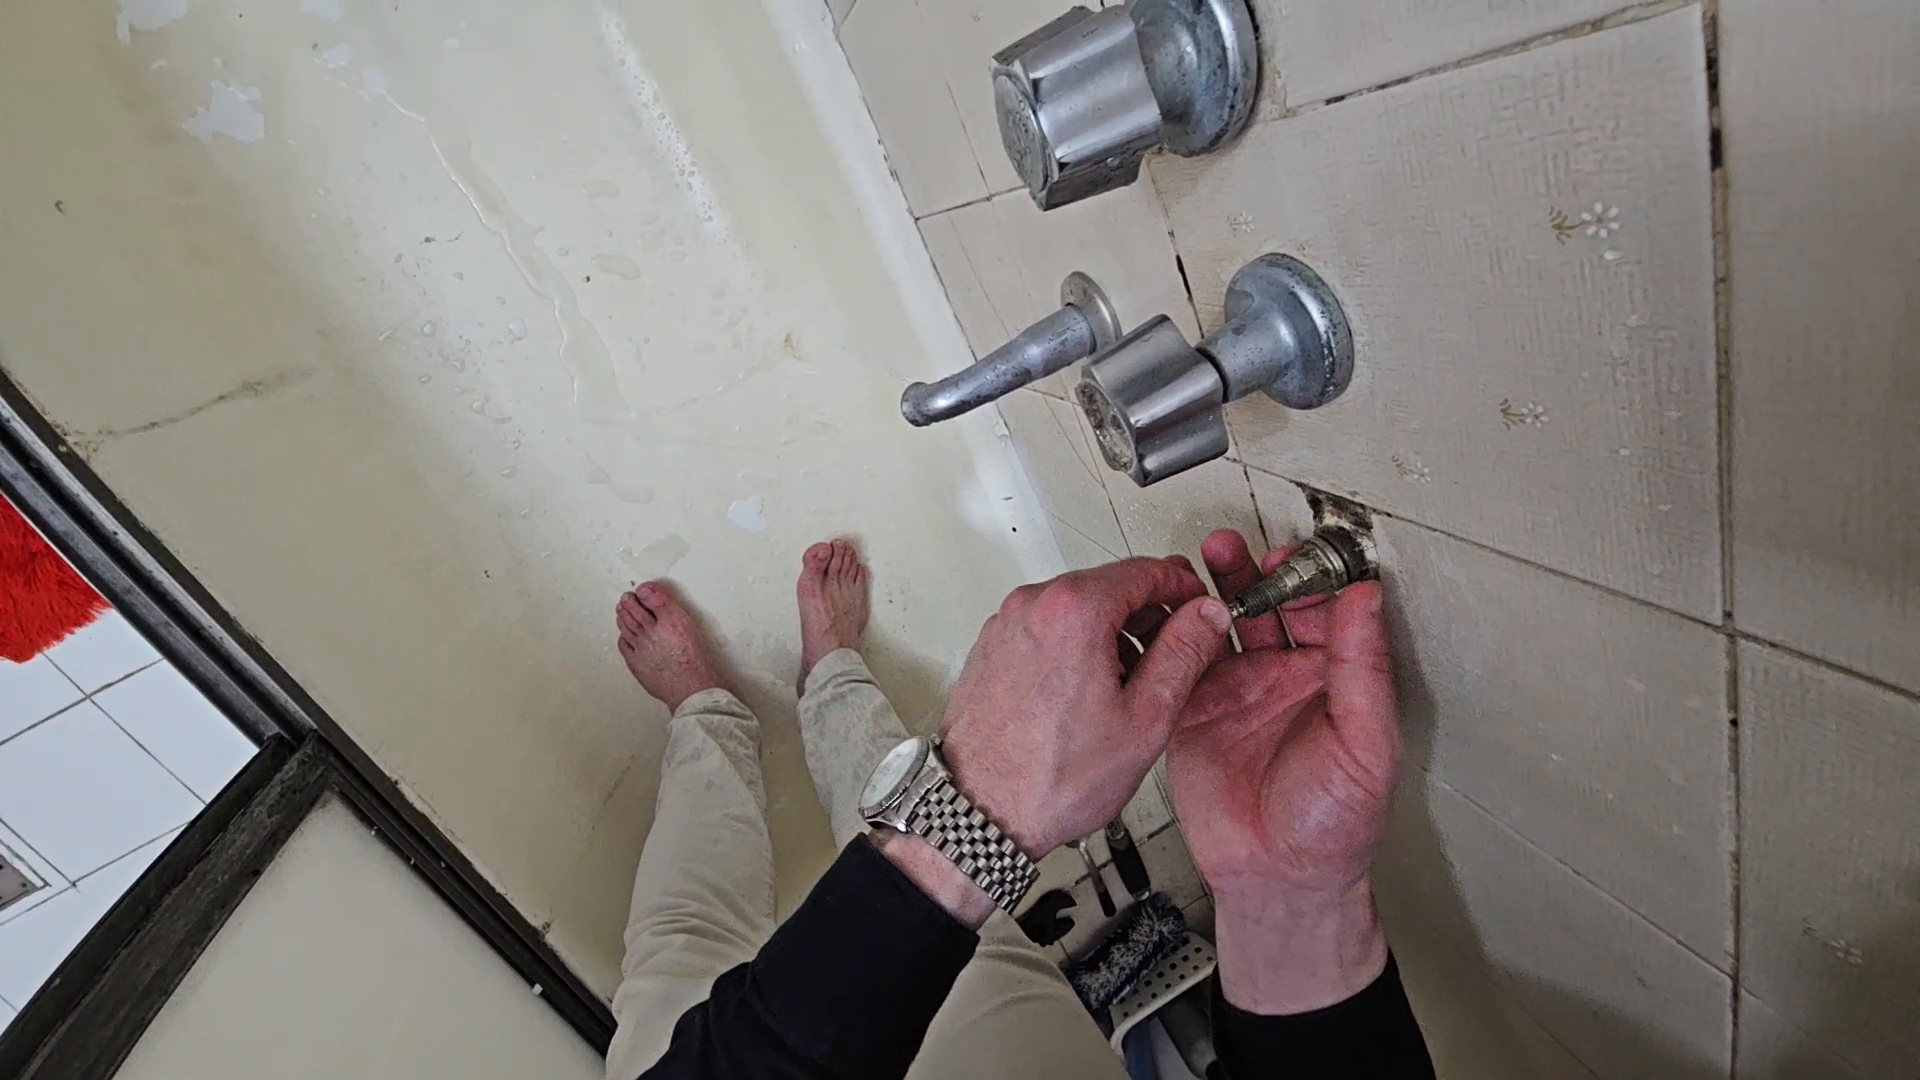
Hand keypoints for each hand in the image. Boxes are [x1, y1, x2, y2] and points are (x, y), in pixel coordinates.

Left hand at [938, 557, 1233, 859]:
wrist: (980, 808)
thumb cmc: (1054, 776)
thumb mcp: (1145, 717)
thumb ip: (1184, 653)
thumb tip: (1205, 615)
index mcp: (1073, 610)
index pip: (1144, 570)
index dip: (1182, 586)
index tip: (1199, 606)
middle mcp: (1033, 604)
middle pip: (1108, 584)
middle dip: (1149, 611)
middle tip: (1178, 647)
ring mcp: (1007, 623)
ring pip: (1077, 606)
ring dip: (1113, 629)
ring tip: (1136, 679)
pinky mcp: (994, 644)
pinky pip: (1048, 626)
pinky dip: (1077, 642)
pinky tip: (1092, 687)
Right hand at [1166, 529, 1400, 1013]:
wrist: (1271, 875)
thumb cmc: (1331, 826)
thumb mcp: (1364, 745)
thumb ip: (1362, 669)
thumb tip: (1366, 599)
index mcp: (1330, 680)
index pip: (1323, 610)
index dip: (1310, 576)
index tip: (1296, 552)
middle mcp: (1281, 676)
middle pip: (1266, 607)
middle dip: (1253, 571)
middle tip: (1237, 548)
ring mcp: (1234, 688)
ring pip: (1221, 624)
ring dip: (1213, 589)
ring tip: (1205, 559)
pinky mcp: (1192, 705)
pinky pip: (1181, 657)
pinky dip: (1174, 629)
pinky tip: (1171, 607)